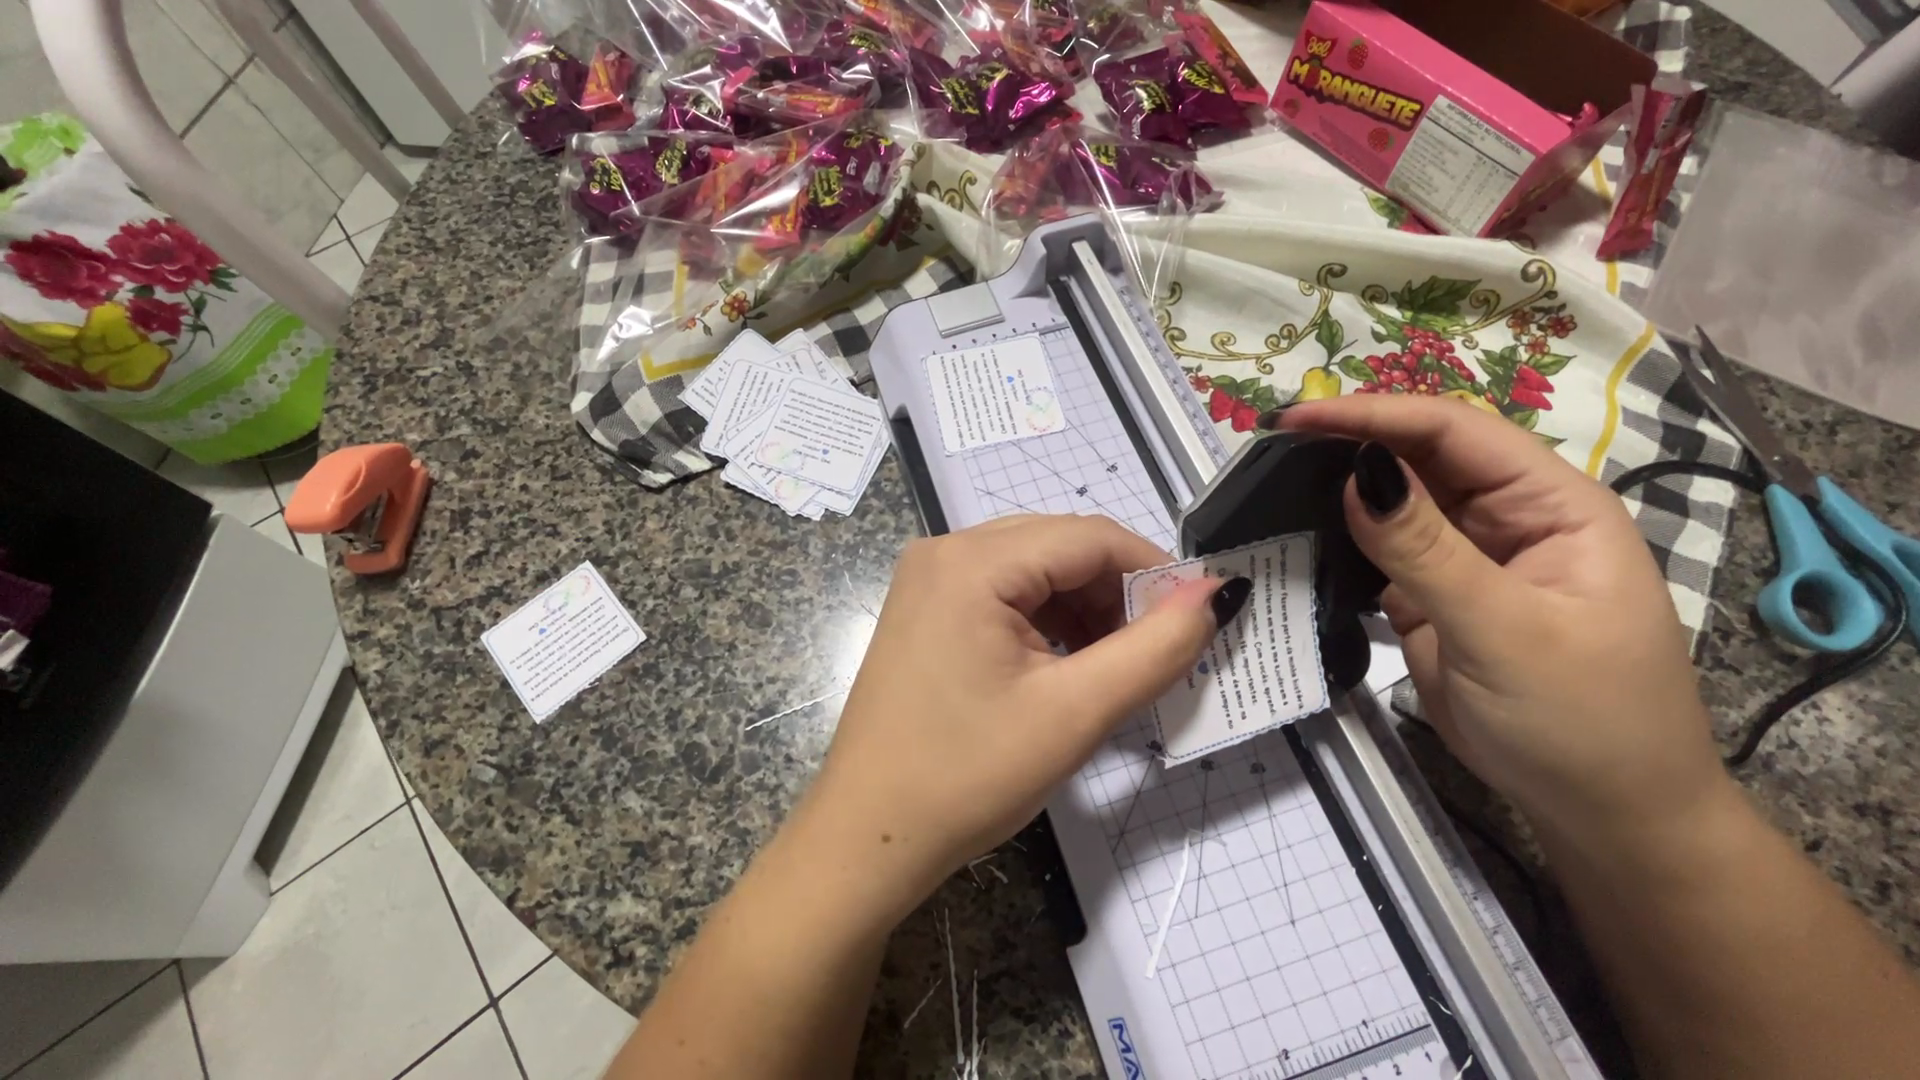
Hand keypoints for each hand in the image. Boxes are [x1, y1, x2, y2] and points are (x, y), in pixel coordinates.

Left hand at [796, 514, 1243, 916]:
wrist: (870, 836)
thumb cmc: (967, 777)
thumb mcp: (1074, 713)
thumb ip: (1154, 648)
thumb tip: (1215, 592)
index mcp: (971, 563)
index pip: (1089, 537)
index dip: (1153, 571)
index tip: (1198, 618)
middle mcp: (943, 552)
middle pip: (1059, 546)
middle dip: (1117, 592)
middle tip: (1158, 651)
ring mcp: (928, 581)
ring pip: (1034, 570)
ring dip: (1084, 608)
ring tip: (1116, 666)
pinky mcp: (925, 612)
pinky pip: (1003, 594)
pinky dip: (1047, 621)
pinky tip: (1069, 665)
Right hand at [1278, 397, 1731, 840]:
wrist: (1600, 811)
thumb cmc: (1580, 718)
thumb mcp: (1503, 630)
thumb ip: (1426, 550)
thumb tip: (1355, 473)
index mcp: (1552, 505)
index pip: (1456, 432)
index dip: (1377, 416)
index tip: (1298, 418)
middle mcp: (1506, 519)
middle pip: (1420, 458)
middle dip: (1350, 443)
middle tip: (1270, 445)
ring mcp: (1465, 559)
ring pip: (1394, 504)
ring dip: (1339, 490)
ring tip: (1271, 480)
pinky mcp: (1433, 598)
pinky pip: (1380, 554)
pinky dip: (1340, 542)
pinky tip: (1298, 533)